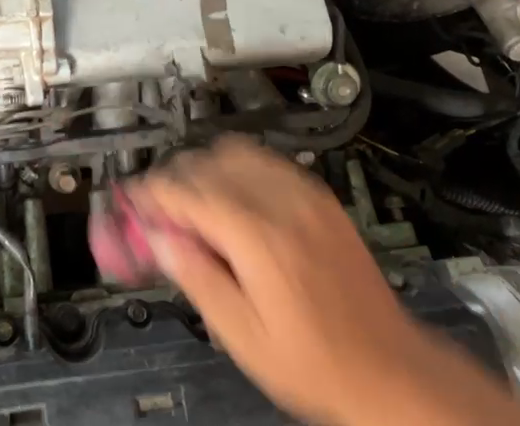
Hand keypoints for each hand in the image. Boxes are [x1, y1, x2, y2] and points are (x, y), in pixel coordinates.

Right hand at [127, 136, 519, 425]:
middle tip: (154, 207)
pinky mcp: (320, 200)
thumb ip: (197, 278)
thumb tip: (160, 240)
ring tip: (189, 202)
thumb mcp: (243, 334)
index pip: (188, 191)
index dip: (150, 193)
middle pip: (209, 162)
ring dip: (204, 168)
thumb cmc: (321, 363)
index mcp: (261, 237)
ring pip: (237, 151)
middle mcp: (284, 204)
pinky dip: (237, 169)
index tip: (130, 200)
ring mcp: (306, 197)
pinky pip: (267, 162)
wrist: (389, 367)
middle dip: (173, 179)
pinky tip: (230, 198)